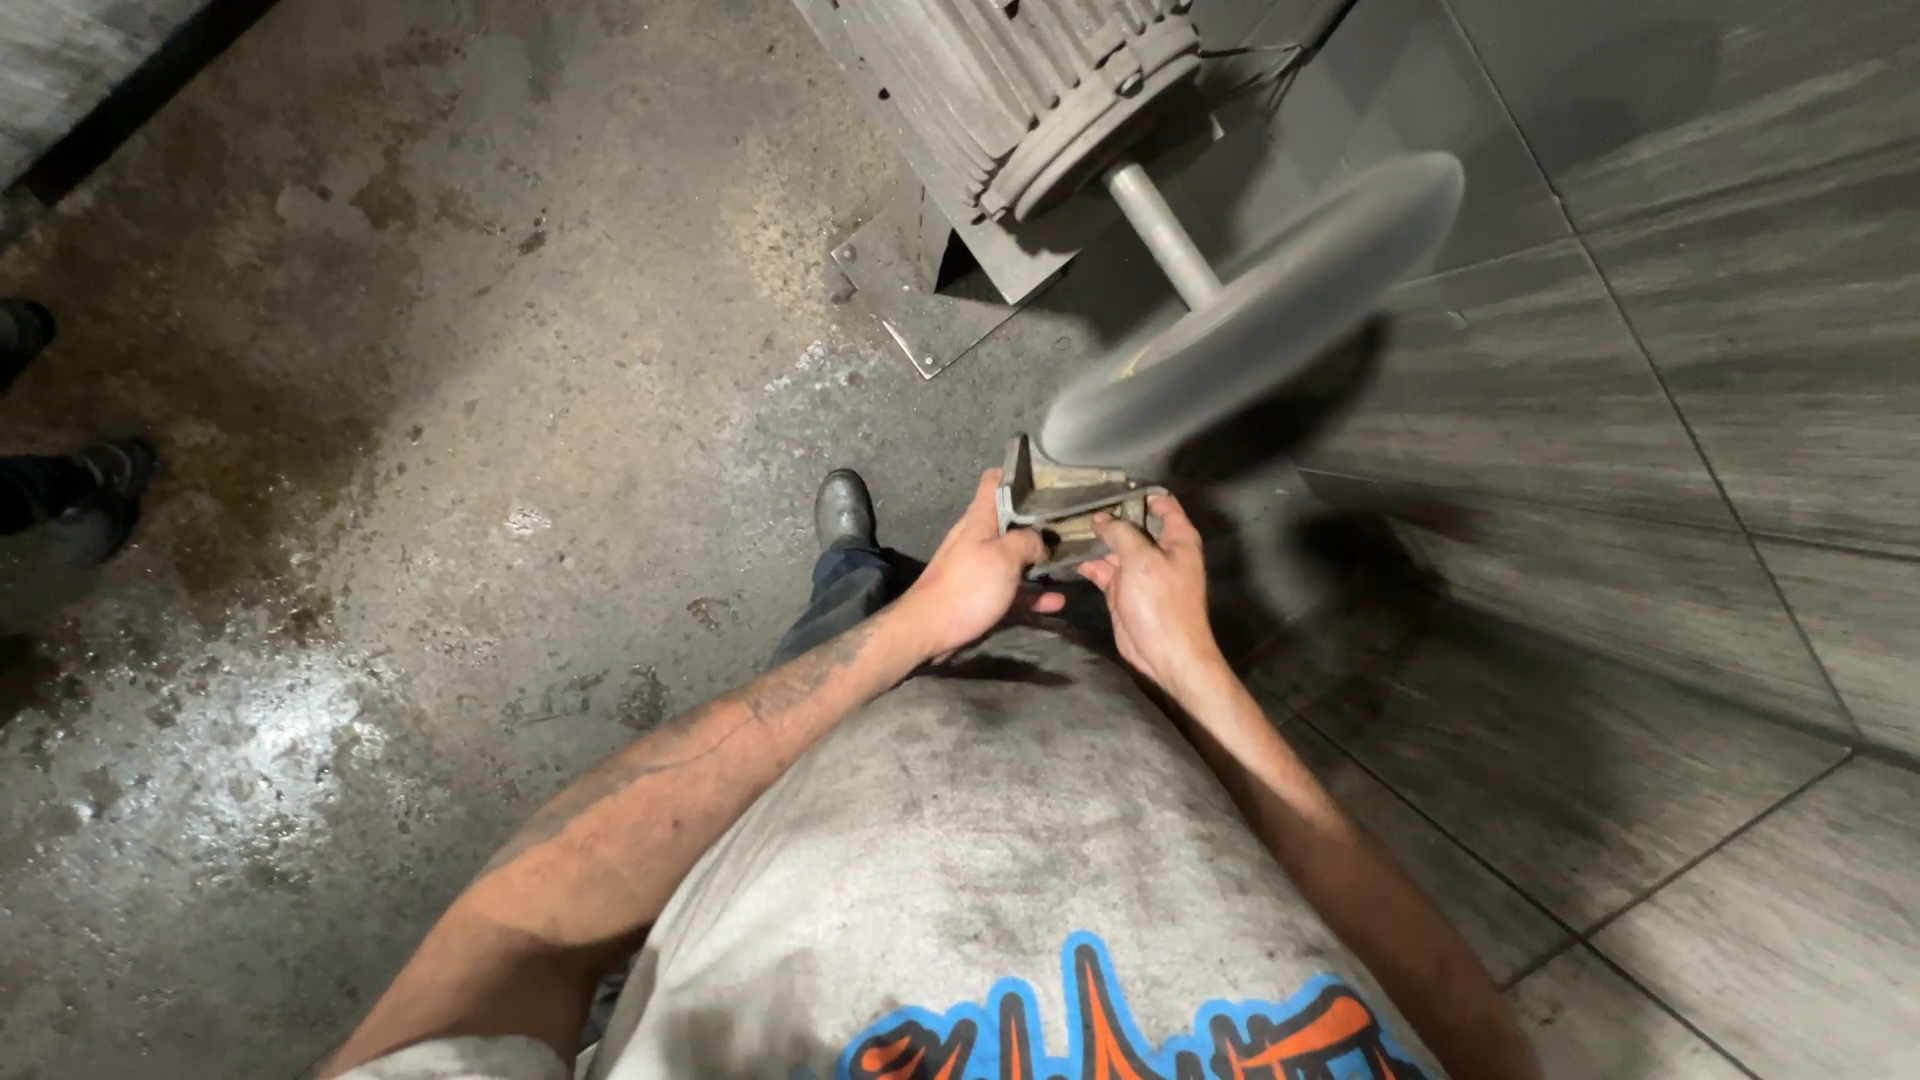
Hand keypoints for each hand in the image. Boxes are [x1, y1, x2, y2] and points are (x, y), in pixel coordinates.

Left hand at [893, 470, 1064, 661]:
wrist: (929, 630)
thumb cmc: (967, 586)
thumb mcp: (1003, 557)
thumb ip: (1027, 541)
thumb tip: (1041, 541)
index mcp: (980, 519)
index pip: (994, 481)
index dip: (1018, 474)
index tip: (1047, 479)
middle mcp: (979, 537)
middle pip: (1012, 520)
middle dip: (1040, 521)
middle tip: (1073, 522)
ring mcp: (981, 566)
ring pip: (1016, 556)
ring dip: (1040, 560)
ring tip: (1071, 561)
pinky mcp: (982, 594)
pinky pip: (1013, 588)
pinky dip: (1033, 593)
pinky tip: (1057, 601)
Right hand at [1076, 495, 1225, 697]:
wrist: (1166, 653)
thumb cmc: (1162, 602)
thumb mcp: (1141, 560)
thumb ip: (1120, 533)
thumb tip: (1101, 519)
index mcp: (1177, 538)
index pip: (1162, 503)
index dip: (1139, 493)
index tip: (1109, 486)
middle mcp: (1159, 551)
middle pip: (1132, 524)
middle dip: (1108, 515)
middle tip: (1076, 503)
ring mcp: (1139, 571)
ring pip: (1114, 547)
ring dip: (1093, 539)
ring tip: (1064, 525)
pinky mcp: (1121, 590)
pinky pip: (1102, 569)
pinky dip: (1087, 562)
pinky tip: (1066, 554)